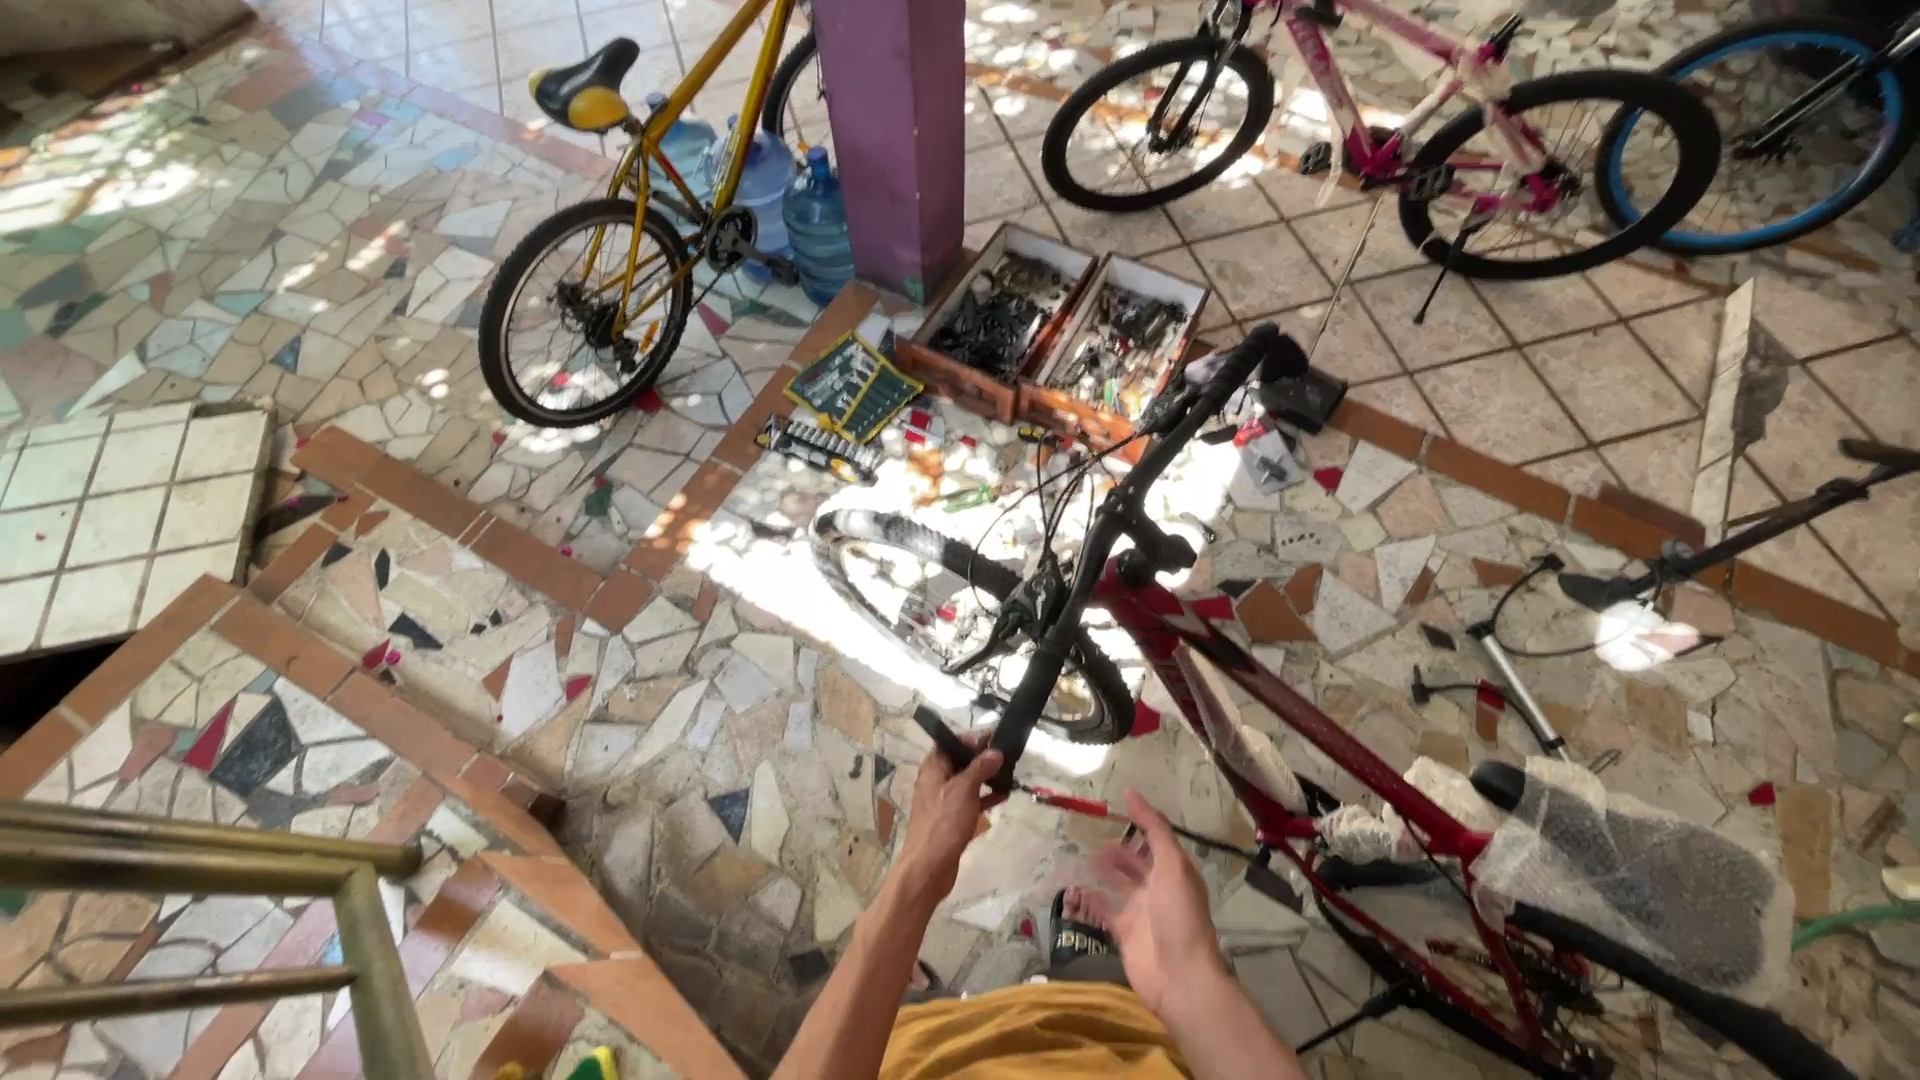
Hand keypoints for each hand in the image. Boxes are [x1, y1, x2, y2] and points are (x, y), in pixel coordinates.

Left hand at [890, 734, 1003, 908]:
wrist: (929, 866)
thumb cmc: (943, 823)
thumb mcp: (963, 789)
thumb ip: (979, 768)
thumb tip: (995, 752)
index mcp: (933, 768)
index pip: (948, 743)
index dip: (968, 739)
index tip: (991, 740)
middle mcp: (936, 781)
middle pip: (959, 762)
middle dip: (981, 758)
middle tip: (1006, 755)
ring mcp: (944, 801)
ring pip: (966, 782)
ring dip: (985, 777)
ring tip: (1009, 773)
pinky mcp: (952, 819)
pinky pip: (970, 801)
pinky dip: (984, 797)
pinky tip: (1003, 796)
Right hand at [1086, 791, 1227, 1018]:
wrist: (1180, 977)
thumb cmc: (1179, 915)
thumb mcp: (1172, 865)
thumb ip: (1153, 828)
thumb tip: (1131, 793)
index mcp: (1174, 871)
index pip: (1156, 840)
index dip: (1140, 822)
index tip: (1116, 804)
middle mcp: (1158, 888)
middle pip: (1137, 862)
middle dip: (1119, 848)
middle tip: (1093, 831)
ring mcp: (1140, 911)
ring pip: (1119, 884)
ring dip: (1105, 869)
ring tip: (1083, 854)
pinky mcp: (1124, 932)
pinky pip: (1104, 910)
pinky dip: (1090, 898)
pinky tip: (1074, 886)